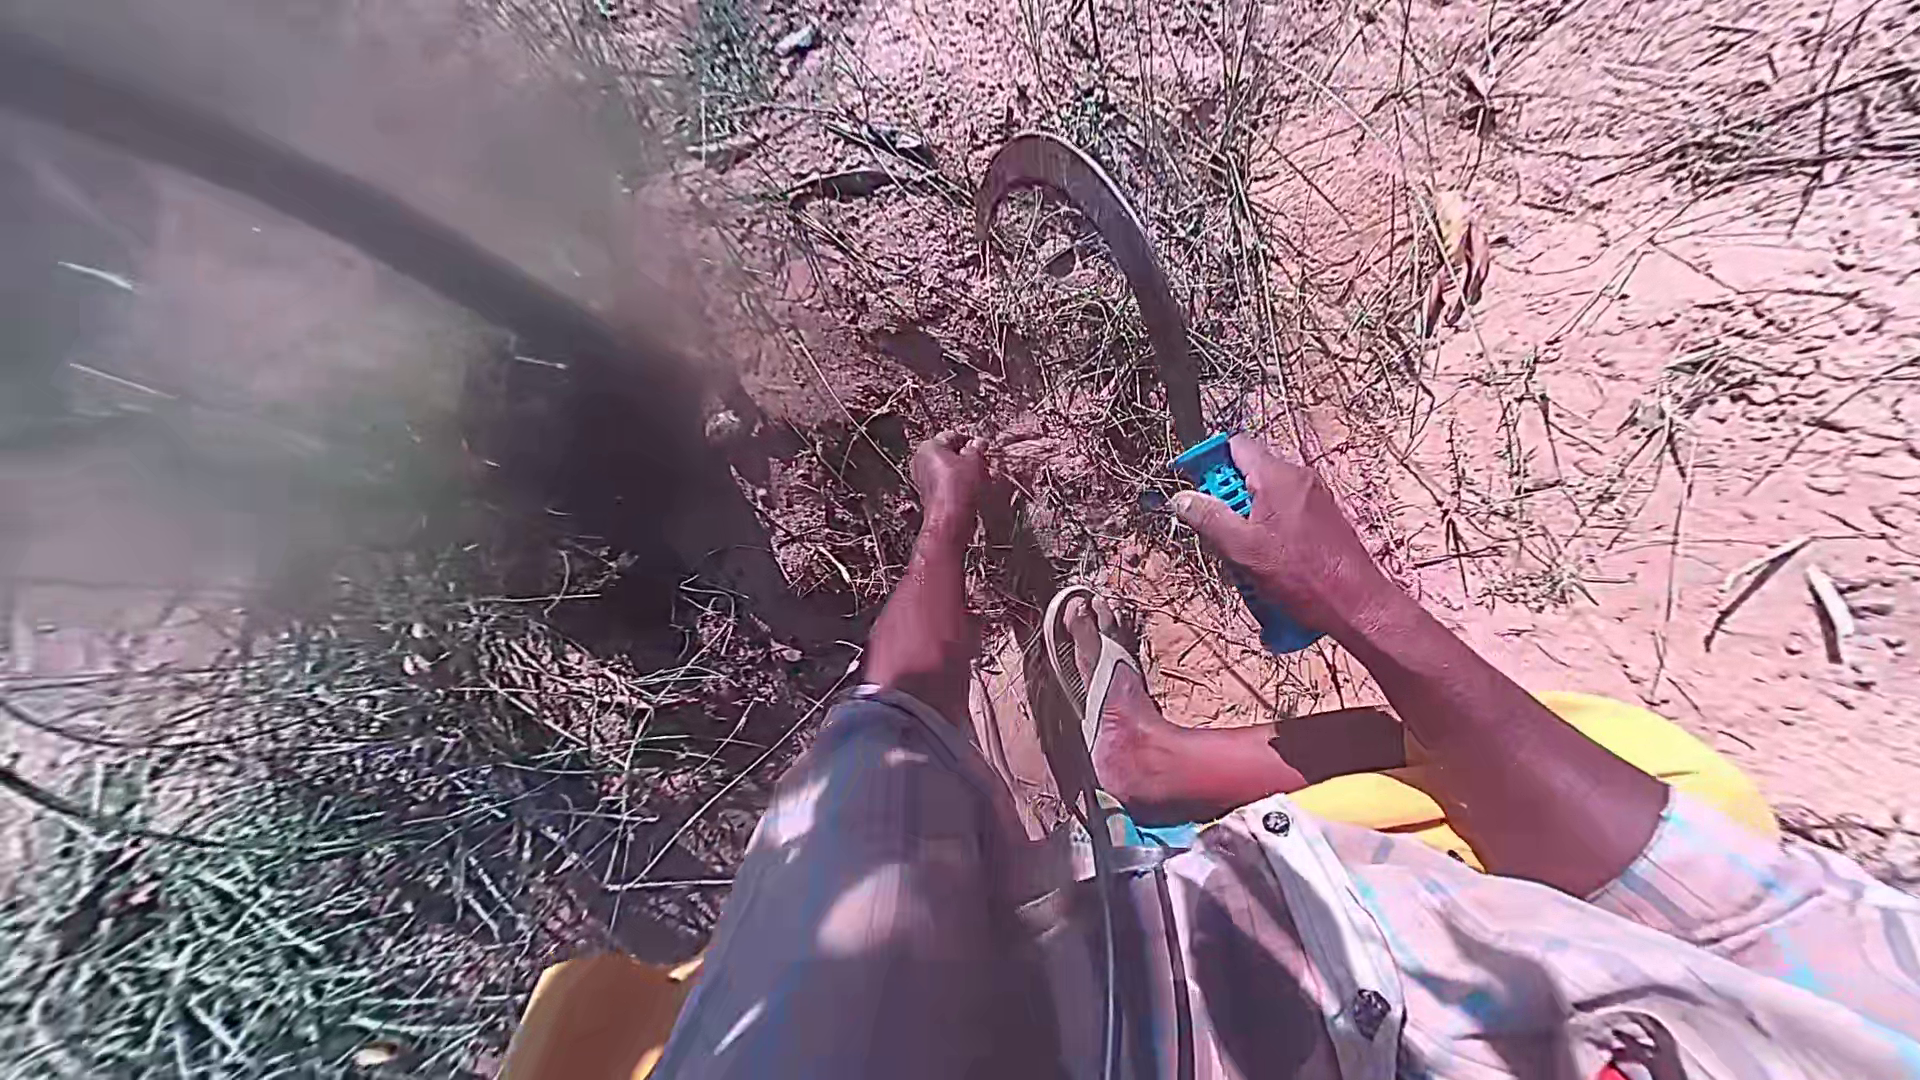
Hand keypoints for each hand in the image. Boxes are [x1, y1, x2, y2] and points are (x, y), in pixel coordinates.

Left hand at [909, 430, 988, 532]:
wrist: (950, 519)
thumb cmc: (957, 489)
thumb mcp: (973, 461)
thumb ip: (976, 448)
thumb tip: (979, 443)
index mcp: (928, 447)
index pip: (952, 436)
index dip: (970, 442)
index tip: (982, 447)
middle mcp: (921, 461)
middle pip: (949, 453)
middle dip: (966, 458)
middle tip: (982, 463)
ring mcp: (923, 478)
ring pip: (948, 469)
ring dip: (964, 472)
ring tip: (979, 478)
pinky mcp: (929, 493)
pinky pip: (946, 483)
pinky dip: (958, 484)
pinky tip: (970, 489)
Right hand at [1171, 435, 1393, 634]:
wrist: (1355, 604)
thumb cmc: (1300, 575)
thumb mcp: (1241, 547)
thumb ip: (1207, 517)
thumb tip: (1180, 498)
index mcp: (1277, 476)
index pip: (1235, 446)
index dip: (1209, 463)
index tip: (1194, 489)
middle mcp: (1298, 478)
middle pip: (1247, 474)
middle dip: (1225, 500)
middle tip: (1217, 532)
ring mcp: (1313, 497)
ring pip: (1262, 496)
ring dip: (1242, 520)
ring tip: (1240, 553)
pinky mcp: (1321, 517)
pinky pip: (1280, 512)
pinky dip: (1264, 529)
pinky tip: (1262, 560)